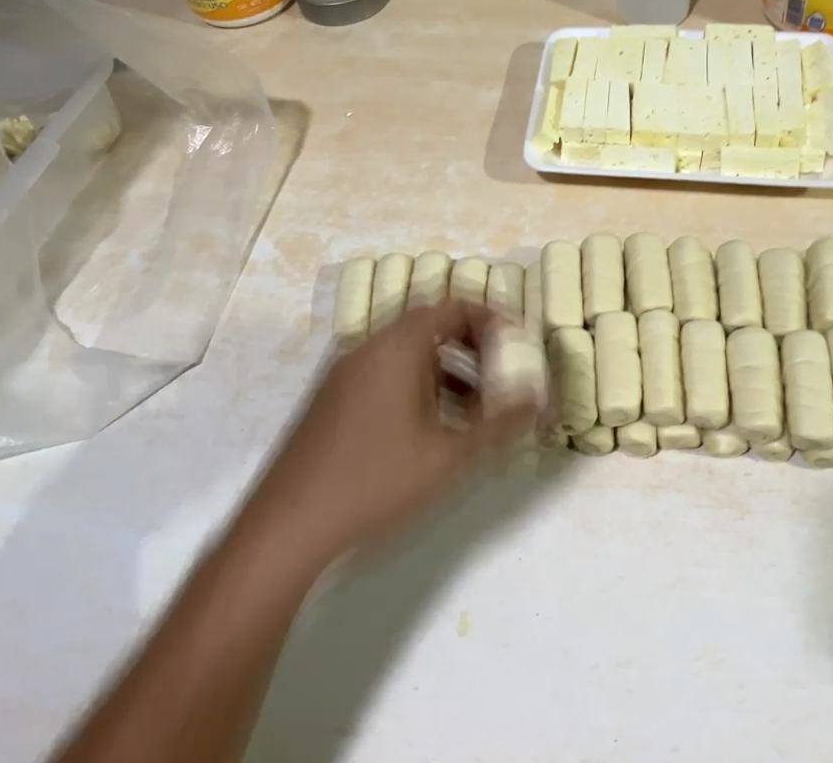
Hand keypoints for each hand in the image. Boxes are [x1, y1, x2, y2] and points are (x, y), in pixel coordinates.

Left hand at [244, 301, 538, 564]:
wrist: (287, 527)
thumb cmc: (375, 483)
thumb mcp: (450, 455)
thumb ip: (503, 422)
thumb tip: (544, 397)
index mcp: (396, 346)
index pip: (452, 305)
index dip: (493, 318)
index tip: (520, 345)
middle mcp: (366, 347)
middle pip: (430, 324)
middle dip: (474, 346)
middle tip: (503, 376)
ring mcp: (343, 373)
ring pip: (407, 353)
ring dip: (448, 369)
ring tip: (476, 411)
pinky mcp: (330, 400)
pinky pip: (384, 373)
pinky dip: (418, 385)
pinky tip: (432, 430)